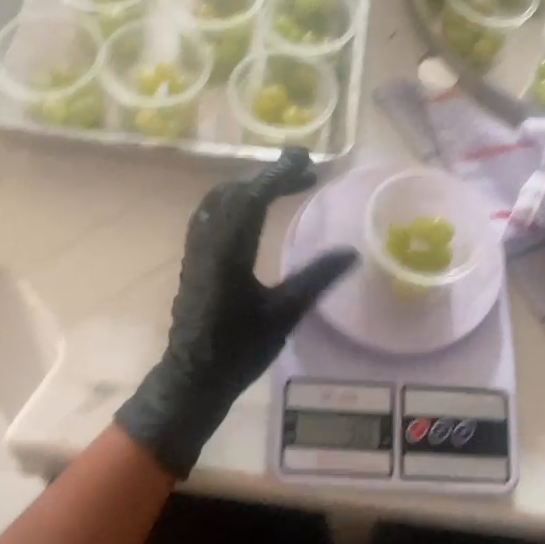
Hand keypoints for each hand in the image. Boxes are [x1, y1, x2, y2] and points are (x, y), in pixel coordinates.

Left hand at [116, 148, 357, 478]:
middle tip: (303, 174)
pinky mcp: (193, 261)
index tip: (308, 164)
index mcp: (228, 252)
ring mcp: (195, 251)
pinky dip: (234, 203)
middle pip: (234, 192)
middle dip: (268, 177)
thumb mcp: (284, 315)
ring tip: (281, 187)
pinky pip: (210, 216)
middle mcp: (207, 243)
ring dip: (249, 187)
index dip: (280, 175)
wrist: (193, 379)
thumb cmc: (239, 350)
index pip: (253, 197)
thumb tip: (351, 252)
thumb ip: (316, 278)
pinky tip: (252, 213)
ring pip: (218, 202)